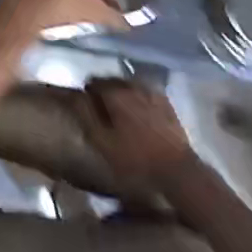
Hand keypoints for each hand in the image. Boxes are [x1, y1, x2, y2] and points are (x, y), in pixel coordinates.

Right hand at [76, 79, 198, 188]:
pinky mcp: (167, 103)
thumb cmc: (136, 159)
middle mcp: (134, 86)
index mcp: (116, 93)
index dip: (88, 91)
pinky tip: (140, 112)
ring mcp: (153, 93)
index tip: (86, 103)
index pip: (94, 81)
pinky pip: (146, 92)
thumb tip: (74, 96)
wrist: (177, 171)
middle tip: (101, 107)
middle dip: (105, 89)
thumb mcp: (103, 143)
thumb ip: (86, 116)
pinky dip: (139, 97)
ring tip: (119, 109)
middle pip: (113, 80)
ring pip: (130, 85)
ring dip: (122, 92)